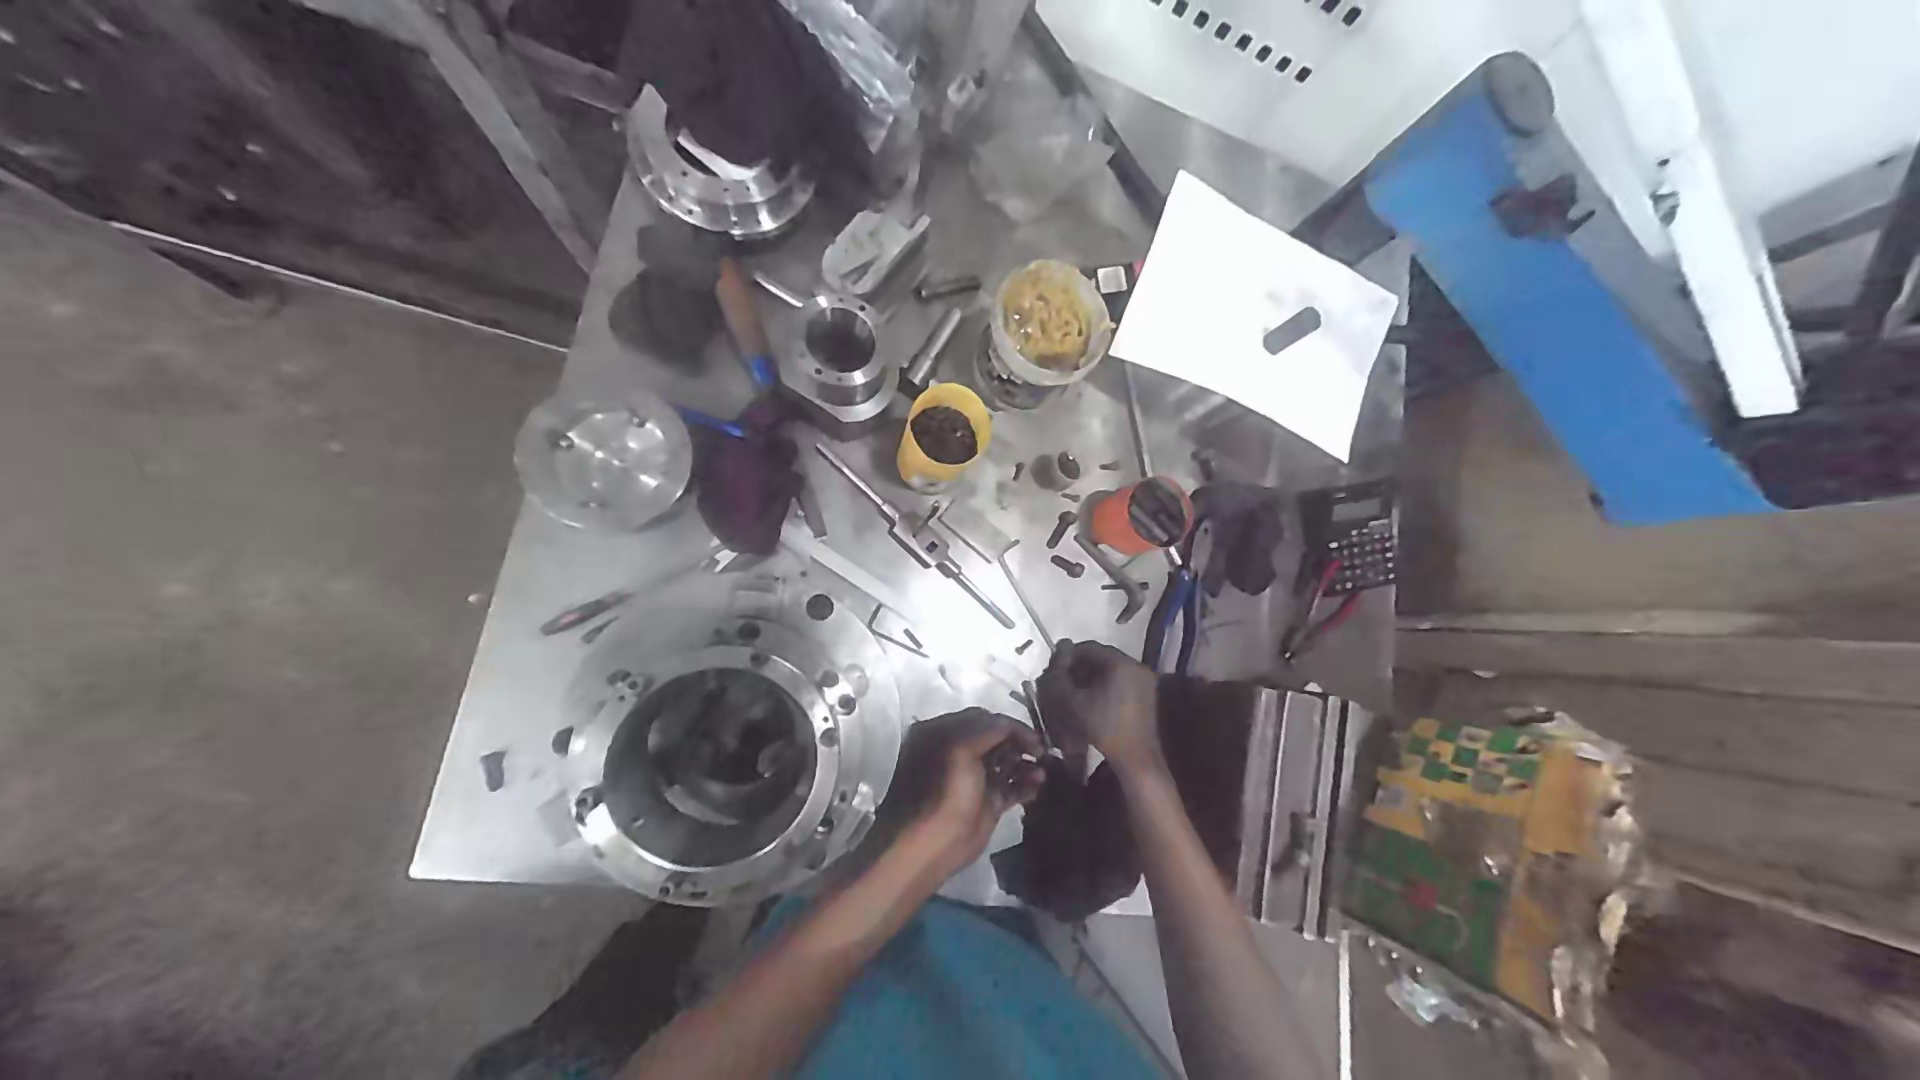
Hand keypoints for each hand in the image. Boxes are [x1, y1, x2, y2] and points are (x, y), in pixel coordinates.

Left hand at [890, 710, 1043, 880]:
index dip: (1009, 725)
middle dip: (1019, 743)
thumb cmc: (944, 790)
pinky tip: (1039, 784)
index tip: (1033, 735)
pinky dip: (1026, 784)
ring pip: (1006, 762)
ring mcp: (974, 779)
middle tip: (1041, 752)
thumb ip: (988, 730)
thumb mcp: (961, 748)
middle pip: (996, 739)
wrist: (933, 843)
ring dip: (1025, 764)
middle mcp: (958, 753)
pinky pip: (1011, 786)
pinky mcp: (987, 803)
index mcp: (943, 734)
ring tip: (1041, 772)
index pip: (982, 719)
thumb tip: (1015, 727)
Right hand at [1036, 640, 1163, 778]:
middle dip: (1078, 669)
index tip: (1054, 672)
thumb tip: (1051, 667)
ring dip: (1090, 678)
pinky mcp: (1147, 696)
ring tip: (1075, 694)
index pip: (1087, 648)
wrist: (1136, 758)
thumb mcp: (1073, 703)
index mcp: (1121, 662)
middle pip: (1100, 658)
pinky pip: (1120, 682)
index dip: (1067, 657)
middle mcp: (1136, 666)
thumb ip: (1057, 680)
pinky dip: (1104, 687)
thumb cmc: (1104, 727)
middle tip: (1063, 683)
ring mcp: (1144, 681)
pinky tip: (1092, 702)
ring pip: (1110, 671)